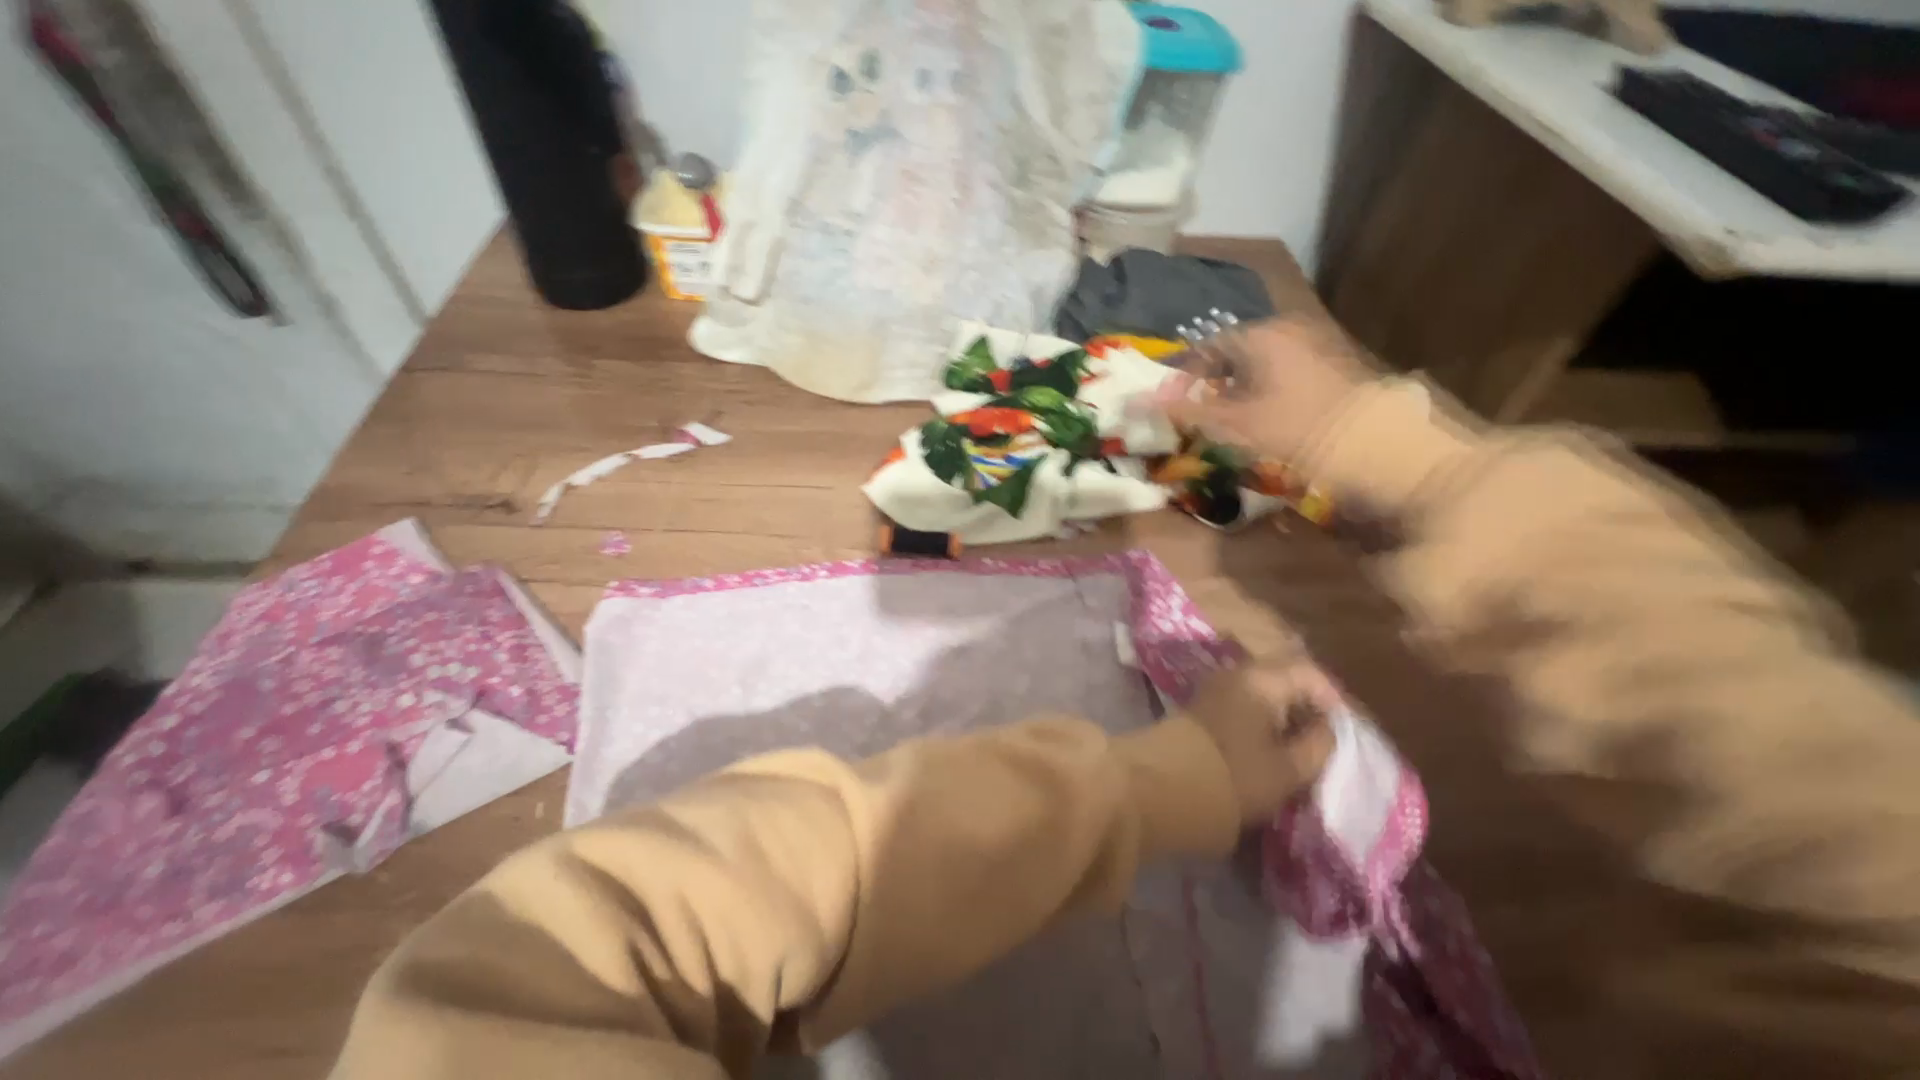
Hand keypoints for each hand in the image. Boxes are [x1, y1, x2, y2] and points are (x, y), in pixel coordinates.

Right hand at [1158, 317, 1376, 465]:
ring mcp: (1318, 345)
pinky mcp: (1338, 367)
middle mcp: (1290, 329)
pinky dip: (1269, 393)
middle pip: (1236, 354)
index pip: (1206, 347)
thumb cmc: (1297, 430)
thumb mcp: (1234, 424)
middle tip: (1202, 419)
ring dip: (1242, 391)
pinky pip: (1288, 374)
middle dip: (1214, 385)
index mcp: (1261, 335)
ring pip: (1263, 365)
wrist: (1382, 448)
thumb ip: (1185, 409)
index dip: (1184, 378)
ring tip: (1233, 426)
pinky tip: (1270, 423)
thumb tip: (1137, 400)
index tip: (1175, 408)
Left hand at [1182, 657, 1340, 825]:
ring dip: (1283, 722)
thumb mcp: (1288, 770)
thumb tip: (1327, 727)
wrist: (1156, 791)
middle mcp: (1235, 675)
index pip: (1310, 673)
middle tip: (1325, 747)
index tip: (1345, 736)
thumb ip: (1318, 745)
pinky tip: (1268, 757)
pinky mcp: (1199, 714)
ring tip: (1299, 757)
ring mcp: (1213, 693)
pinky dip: (1260, 729)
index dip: (1334, 701)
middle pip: (1284, 682)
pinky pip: (1242, 711)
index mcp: (1261, 678)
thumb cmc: (1232, 778)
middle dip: (1308, 711)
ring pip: (1262, 698)